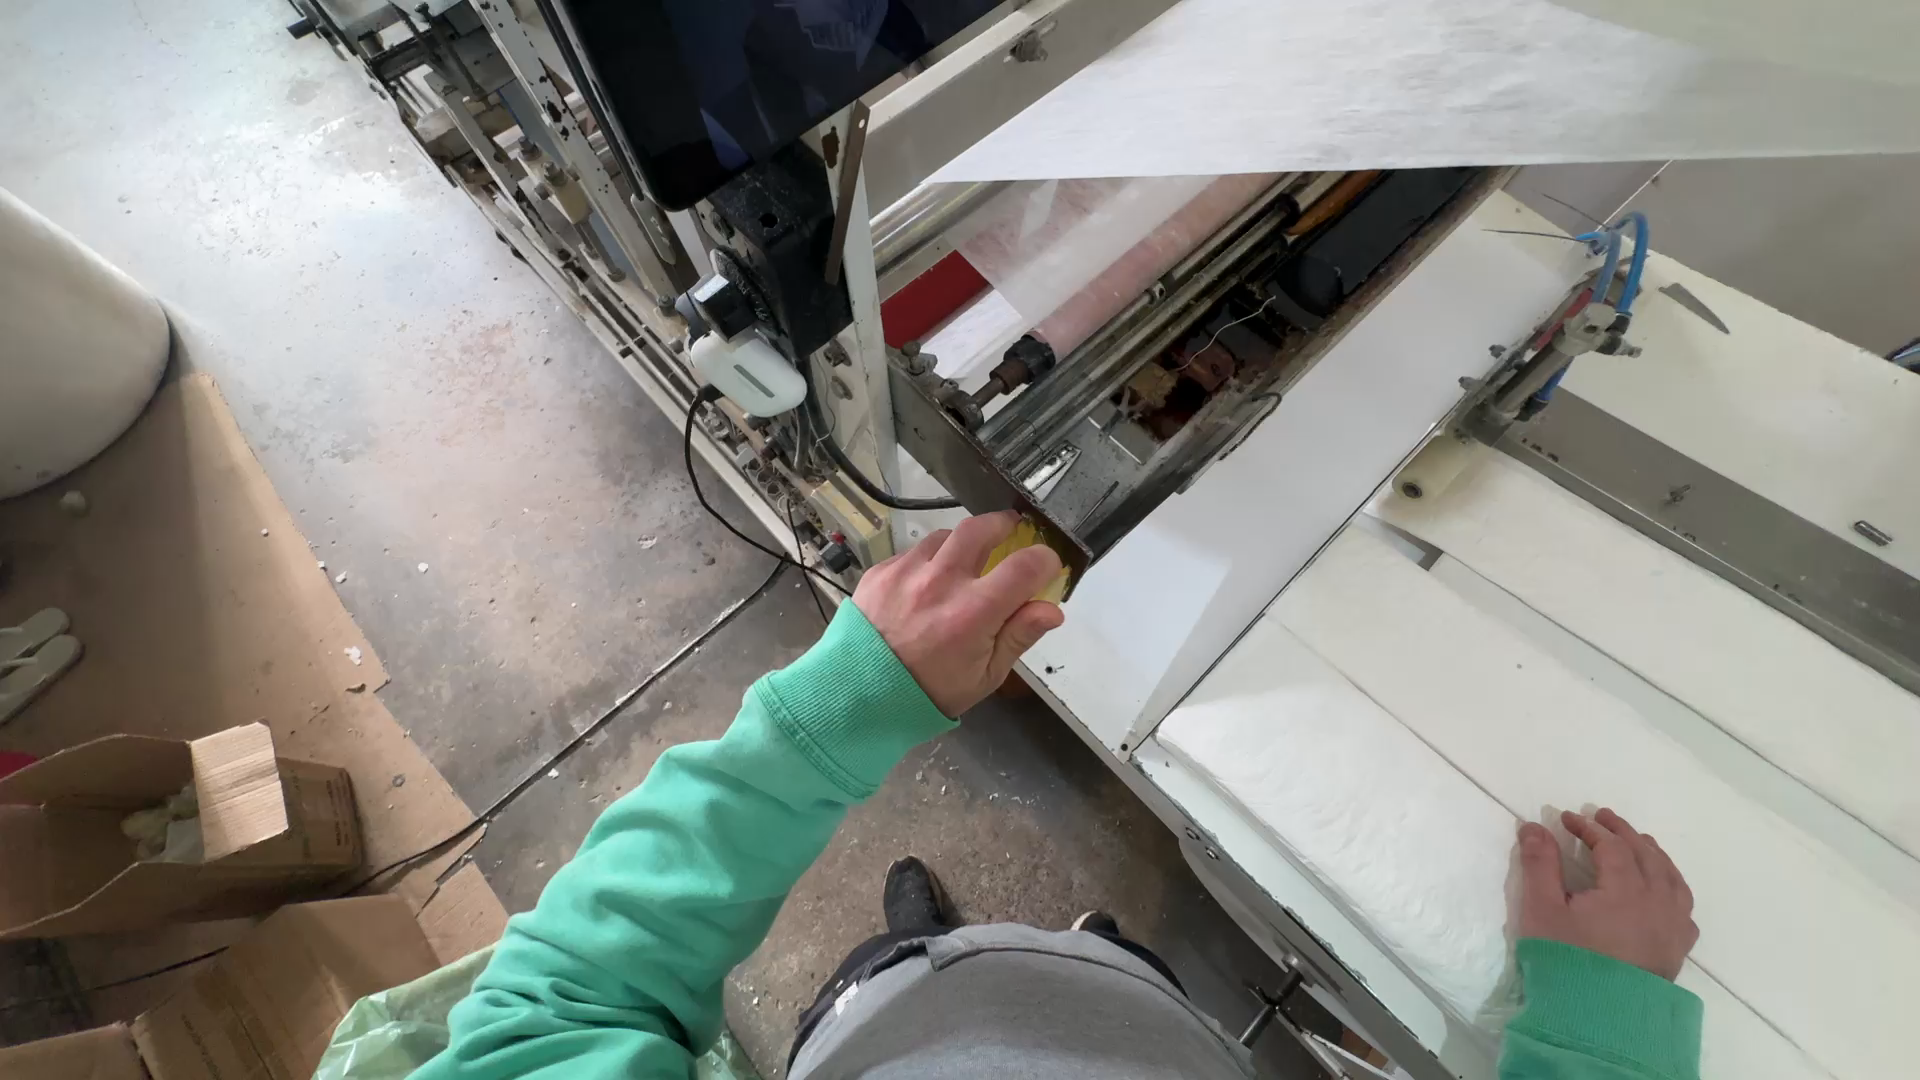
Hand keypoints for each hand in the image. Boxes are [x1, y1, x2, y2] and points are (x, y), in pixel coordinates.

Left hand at [853, 511, 1066, 716]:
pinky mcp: (881, 571)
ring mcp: (907, 571)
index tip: (1046, 567)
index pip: (1026, 565)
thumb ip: (1019, 636)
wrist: (860, 695)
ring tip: (965, 560)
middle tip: (1010, 531)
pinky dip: (928, 560)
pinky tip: (927, 581)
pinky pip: (913, 552)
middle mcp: (941, 581)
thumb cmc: (929, 692)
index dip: (1046, 560)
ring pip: (944, 536)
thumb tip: (1052, 610)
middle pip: (981, 528)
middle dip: (1003, 525)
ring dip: (962, 543)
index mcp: (974, 612)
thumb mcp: (984, 677)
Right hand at [1517, 808, 1697, 980]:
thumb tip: (1533, 825)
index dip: (1589, 827)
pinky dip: (1671, 883)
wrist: (1601, 1013)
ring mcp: (1672, 927)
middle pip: (1647, 857)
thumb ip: (1539, 862)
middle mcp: (1657, 904)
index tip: (1565, 818)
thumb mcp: (1541, 906)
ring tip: (1637, 841)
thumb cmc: (1567, 955)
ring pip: (1672, 879)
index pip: (1612, 846)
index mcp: (1626, 891)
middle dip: (1623, 832)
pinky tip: (1661, 886)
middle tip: (1602, 815)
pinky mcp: (1676, 947)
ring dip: (1652, 853)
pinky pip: (1683, 905)